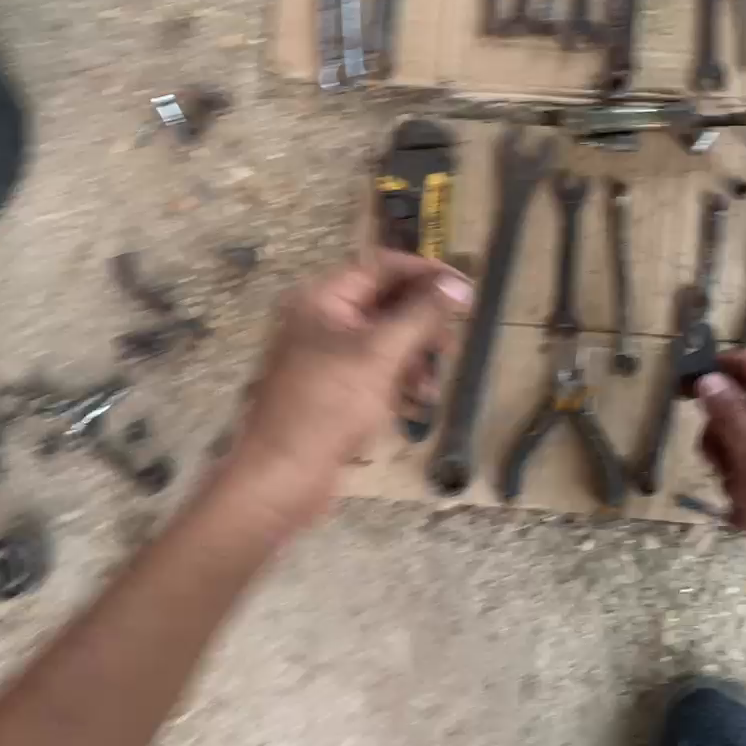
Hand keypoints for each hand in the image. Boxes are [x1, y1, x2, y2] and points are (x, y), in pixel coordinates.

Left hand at [221, 252, 471, 532]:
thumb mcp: (381, 353)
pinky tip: (417, 405)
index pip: (382, 266)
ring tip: (432, 387)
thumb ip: (422, 315)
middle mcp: (321, 320)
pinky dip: (400, 382)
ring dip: (416, 358)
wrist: (280, 478)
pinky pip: (376, 370)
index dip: (426, 273)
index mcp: (322, 299)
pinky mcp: (334, 389)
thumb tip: (459, 286)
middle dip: (423, 324)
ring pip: (386, 340)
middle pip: (387, 303)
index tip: (464, 289)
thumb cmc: (328, 406)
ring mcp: (326, 356)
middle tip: (453, 342)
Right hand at [695, 351, 745, 591]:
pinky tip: (745, 504)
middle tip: (718, 462)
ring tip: (736, 490)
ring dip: (726, 459)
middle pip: (737, 402)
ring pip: (737, 433)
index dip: (713, 369)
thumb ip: (730, 413)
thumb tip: (707, 377)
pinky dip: (739, 478)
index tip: (680, 389)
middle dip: (719, 431)